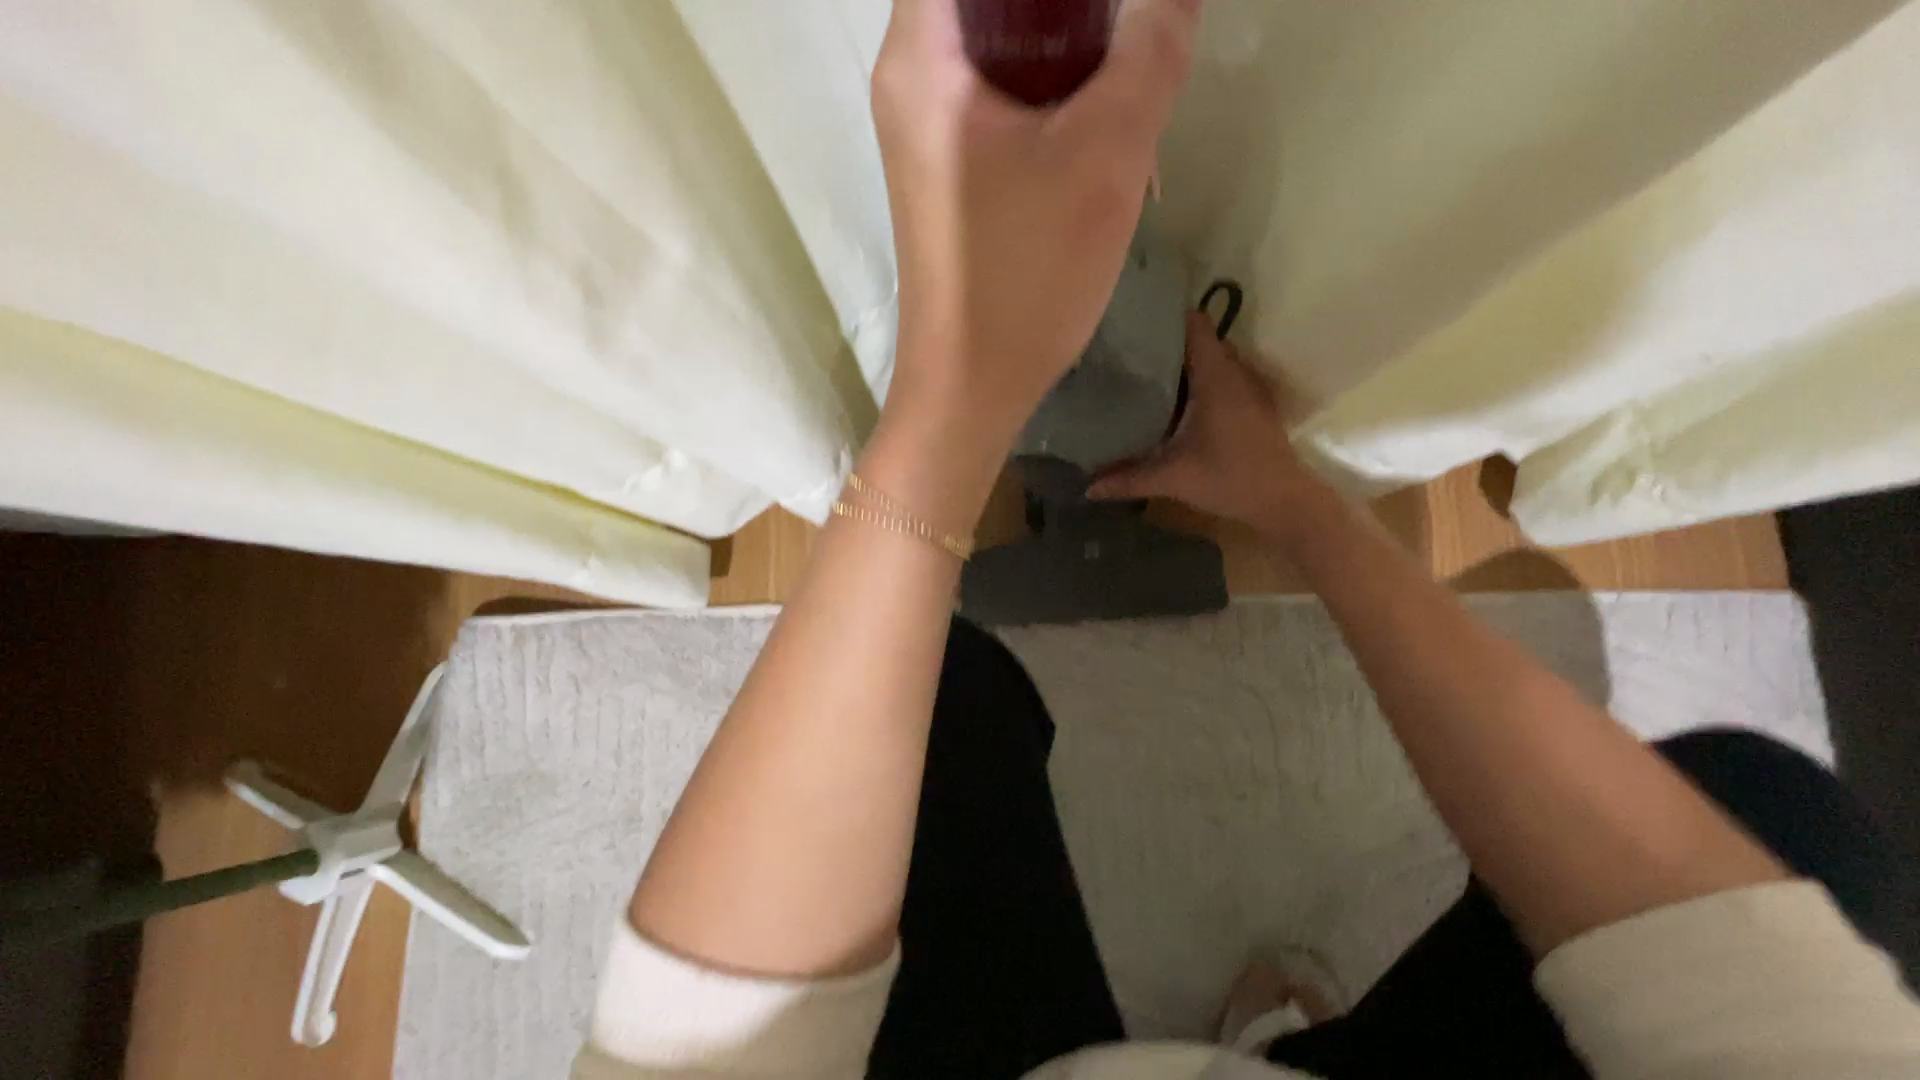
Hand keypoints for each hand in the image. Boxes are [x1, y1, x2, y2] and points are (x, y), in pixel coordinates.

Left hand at [871, 0, 1202, 449]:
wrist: (971, 384)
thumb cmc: (1025, 273)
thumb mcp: (1105, 154)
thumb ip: (1149, 51)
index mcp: (924, 53)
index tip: (1105, 7)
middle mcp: (911, 78)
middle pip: (997, 0)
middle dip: (1077, 12)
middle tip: (1131, 49)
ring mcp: (926, 129)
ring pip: (1007, 48)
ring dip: (1076, 61)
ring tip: (1127, 98)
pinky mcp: (948, 171)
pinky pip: (1004, 101)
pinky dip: (1057, 104)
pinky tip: (1102, 144)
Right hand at [1088, 312, 1323, 534]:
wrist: (1282, 501)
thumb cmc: (1229, 479)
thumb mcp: (1173, 478)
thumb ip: (1129, 479)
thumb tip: (1088, 487)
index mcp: (1216, 377)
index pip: (1194, 324)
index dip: (1166, 317)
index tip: (1134, 322)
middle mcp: (1235, 372)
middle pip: (1200, 339)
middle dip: (1169, 340)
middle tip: (1130, 349)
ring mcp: (1249, 386)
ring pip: (1213, 358)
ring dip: (1186, 361)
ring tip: (1147, 369)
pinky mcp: (1254, 403)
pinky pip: (1223, 375)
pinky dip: (1201, 378)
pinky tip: (1176, 397)